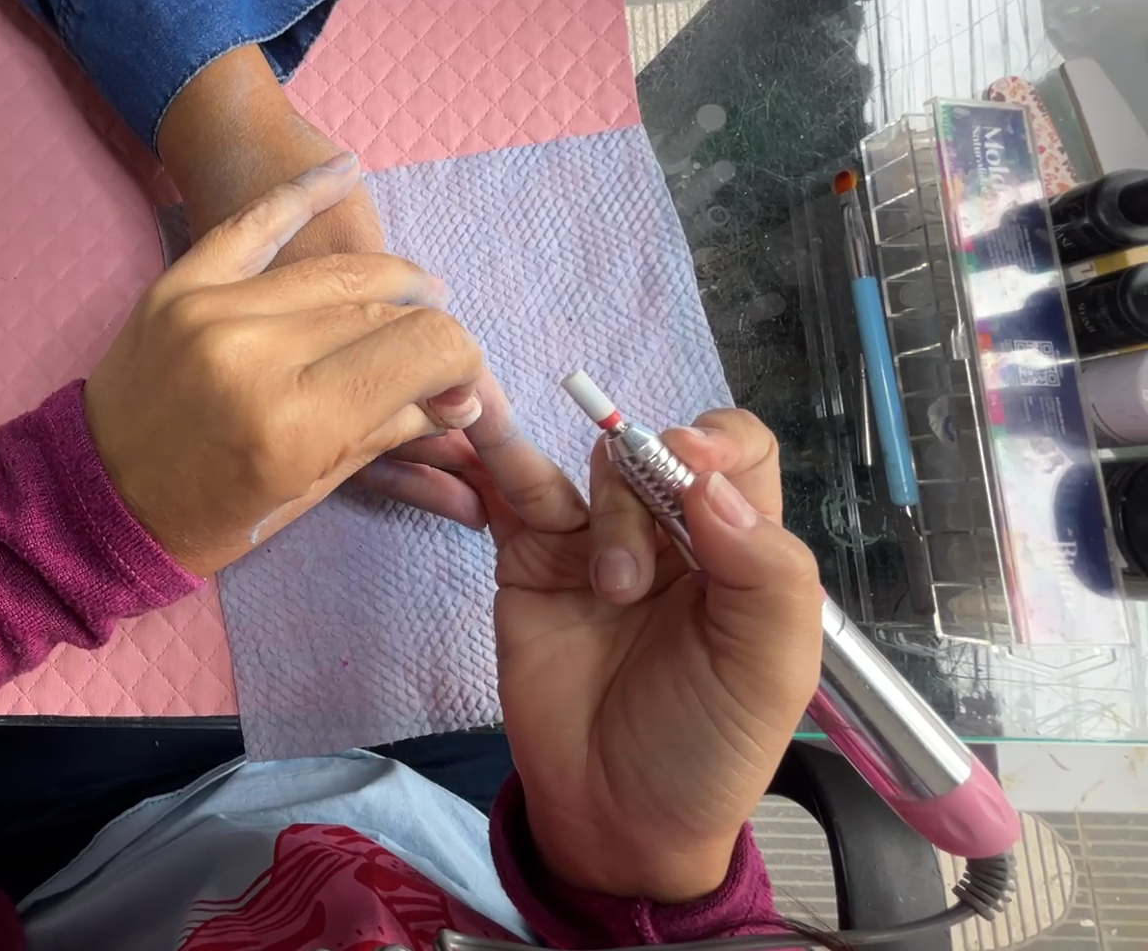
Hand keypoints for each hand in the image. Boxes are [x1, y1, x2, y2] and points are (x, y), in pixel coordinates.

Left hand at [160, 43, 500, 527]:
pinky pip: (254, 223)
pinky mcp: (177, 284)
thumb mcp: (302, 492)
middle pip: (382, 308)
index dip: (461, 359)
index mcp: (295, 423)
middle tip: (434, 348)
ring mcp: (210, 308)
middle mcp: (256, 354)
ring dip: (388, 277)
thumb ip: (385, 430)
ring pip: (334, 269)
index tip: (461, 380)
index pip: (422, 350)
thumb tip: (458, 393)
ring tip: (415, 290)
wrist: (95, 499)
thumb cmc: (204, 516)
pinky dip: (302, 194)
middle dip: (425, 329)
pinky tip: (347, 171)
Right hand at [477, 410, 822, 901]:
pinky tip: (477, 449)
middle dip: (632, 504)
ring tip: (588, 576)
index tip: (686, 459)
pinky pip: (507, 499)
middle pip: (642, 461)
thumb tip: (707, 481)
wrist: (607, 806)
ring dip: (574, 496)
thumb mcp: (768, 673)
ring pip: (572, 475)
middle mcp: (661, 536)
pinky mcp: (526, 559)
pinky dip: (491, 468)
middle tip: (622, 585)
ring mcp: (585, 544)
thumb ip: (765, 575)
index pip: (735, 456)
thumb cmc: (703, 747)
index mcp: (734, 552)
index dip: (714, 440)